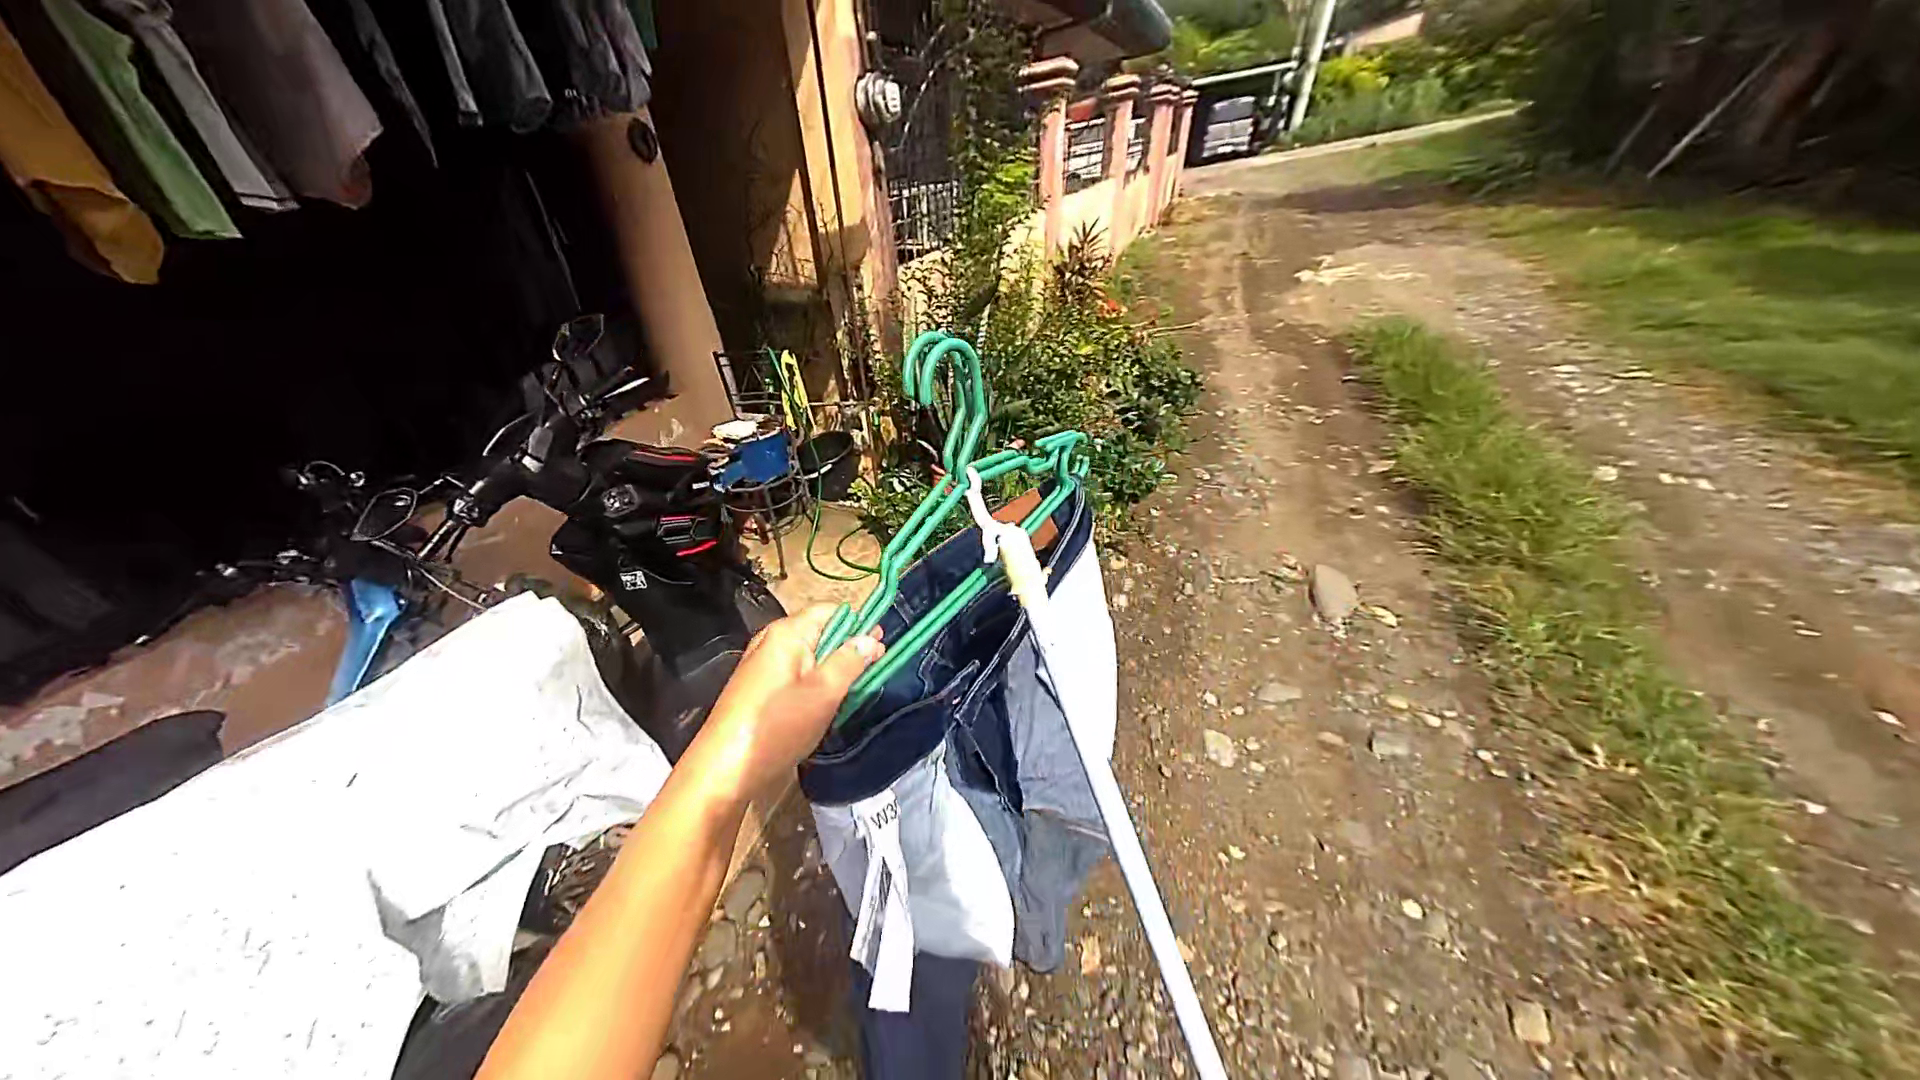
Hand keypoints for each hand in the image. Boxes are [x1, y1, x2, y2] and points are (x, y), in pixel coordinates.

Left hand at [690, 604, 883, 801]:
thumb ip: (850, 661)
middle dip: (848, 651)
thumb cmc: (777, 727)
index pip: (832, 611)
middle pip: (821, 632)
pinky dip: (814, 685)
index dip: (859, 626)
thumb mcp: (824, 693)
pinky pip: (796, 675)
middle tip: (870, 677)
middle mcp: (772, 641)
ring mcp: (763, 665)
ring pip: (810, 657)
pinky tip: (823, 708)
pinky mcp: (759, 688)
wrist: (724, 771)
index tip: (880, 650)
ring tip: (849, 695)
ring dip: (833, 672)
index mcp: (787, 633)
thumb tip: (870, 638)